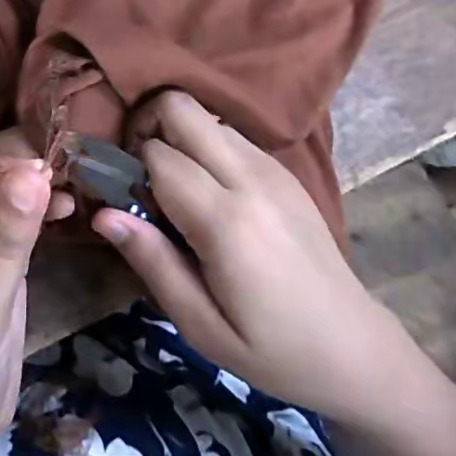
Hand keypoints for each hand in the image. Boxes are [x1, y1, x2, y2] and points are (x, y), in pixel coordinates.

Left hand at [0, 131, 73, 455]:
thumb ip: (4, 237)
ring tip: (74, 180)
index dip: (0, 160)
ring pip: (1, 190)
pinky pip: (15, 219)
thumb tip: (36, 169)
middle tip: (69, 165)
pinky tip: (66, 209)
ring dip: (34, 183)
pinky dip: (39, 209)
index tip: (46, 169)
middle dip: (21, 164)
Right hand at [89, 91, 399, 421]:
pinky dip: (205, 143)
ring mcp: (271, 166)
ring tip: (175, 182)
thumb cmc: (271, 349)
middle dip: (148, 125)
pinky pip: (229, 132)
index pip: (158, 154)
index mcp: (226, 221)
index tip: (127, 196)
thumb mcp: (201, 325)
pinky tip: (209, 188)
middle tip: (142, 171)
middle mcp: (249, 177)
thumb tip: (102, 214)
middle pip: (181, 106)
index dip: (131, 166)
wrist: (353, 346)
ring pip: (205, 114)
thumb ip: (152, 261)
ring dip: (177, 133)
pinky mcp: (283, 168)